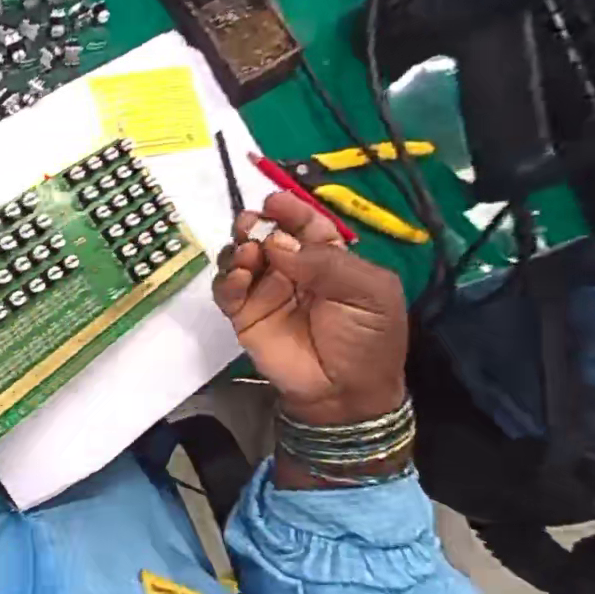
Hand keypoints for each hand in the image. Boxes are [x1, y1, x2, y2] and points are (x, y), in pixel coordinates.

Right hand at [211, 190, 407, 430]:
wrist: (344, 392)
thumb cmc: (367, 338)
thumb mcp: (368, 292)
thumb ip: (327, 263)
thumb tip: (277, 244)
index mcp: (327, 258)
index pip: (305, 225)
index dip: (290, 210)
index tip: (274, 201)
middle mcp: (291, 270)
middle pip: (265, 236)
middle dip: (255, 225)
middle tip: (251, 225)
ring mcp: (264, 291)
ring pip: (240, 257)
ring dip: (238, 250)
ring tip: (248, 256)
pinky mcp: (242, 314)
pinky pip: (226, 290)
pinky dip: (226, 280)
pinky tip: (239, 280)